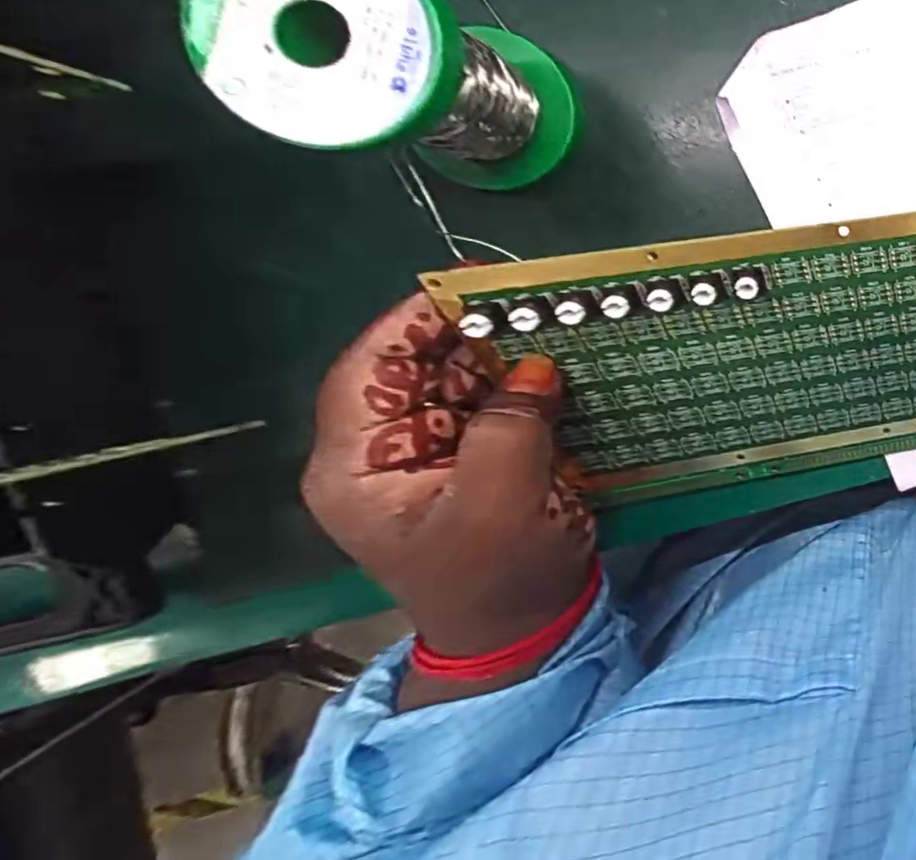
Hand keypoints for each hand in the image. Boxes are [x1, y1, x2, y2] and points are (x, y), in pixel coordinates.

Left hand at [301, 292, 595, 664]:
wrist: (525, 628)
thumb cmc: (496, 577)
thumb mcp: (498, 504)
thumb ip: (510, 427)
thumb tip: (535, 366)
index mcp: (360, 466)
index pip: (368, 372)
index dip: (411, 323)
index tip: (468, 287)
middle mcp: (388, 450)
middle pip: (419, 369)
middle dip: (470, 336)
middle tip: (528, 308)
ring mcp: (436, 452)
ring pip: (462, 380)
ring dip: (504, 355)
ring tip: (549, 329)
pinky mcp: (478, 455)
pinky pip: (496, 403)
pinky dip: (524, 382)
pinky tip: (555, 368)